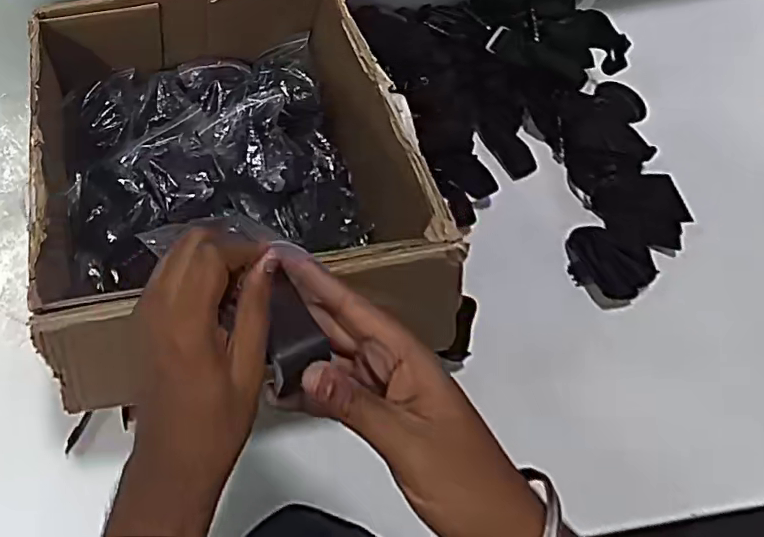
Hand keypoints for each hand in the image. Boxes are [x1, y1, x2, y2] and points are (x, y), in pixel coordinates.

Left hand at [104, 230, 276, 536]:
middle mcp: (157, 302)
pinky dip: (192, 269)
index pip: (210, 252)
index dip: (243, 247)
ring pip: (175, 252)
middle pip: (188, 241)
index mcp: (183, 317)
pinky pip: (167, 272)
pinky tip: (216, 294)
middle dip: (225, 243)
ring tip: (241, 279)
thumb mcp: (248, 368)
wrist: (170, 458)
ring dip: (208, 254)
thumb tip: (265, 264)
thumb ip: (256, 308)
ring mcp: (144, 305)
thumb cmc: (212, 425)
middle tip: (256, 265)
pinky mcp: (141, 313)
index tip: (268, 256)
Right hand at [280, 248, 545, 536]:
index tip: (284, 255)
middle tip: (262, 275)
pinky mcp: (377, 409)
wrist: (502, 533)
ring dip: (298, 340)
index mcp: (406, 355)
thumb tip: (307, 370)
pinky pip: (334, 385)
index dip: (315, 277)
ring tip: (261, 318)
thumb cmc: (476, 487)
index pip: (350, 305)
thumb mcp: (409, 441)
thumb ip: (354, 403)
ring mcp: (384, 386)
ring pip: (331, 352)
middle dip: (300, 296)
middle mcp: (392, 363)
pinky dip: (308, 381)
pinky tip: (282, 381)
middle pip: (336, 321)